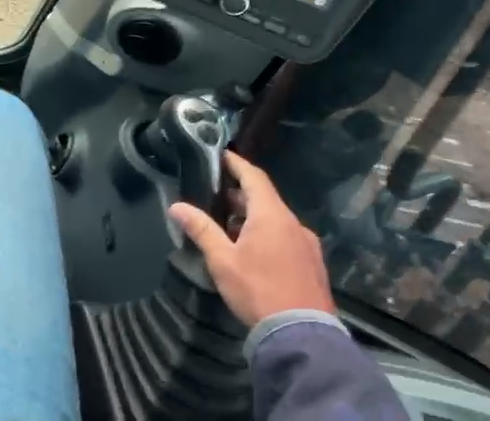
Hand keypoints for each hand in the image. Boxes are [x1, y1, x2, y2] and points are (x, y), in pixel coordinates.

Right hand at [169, 150, 334, 326]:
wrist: (302, 336)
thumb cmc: (258, 289)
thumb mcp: (222, 259)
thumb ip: (201, 229)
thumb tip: (176, 206)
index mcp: (272, 217)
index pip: (254, 178)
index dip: (236, 164)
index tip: (220, 154)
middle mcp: (294, 225)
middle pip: (264, 199)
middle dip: (238, 195)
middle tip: (212, 195)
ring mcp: (307, 247)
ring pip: (276, 220)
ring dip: (252, 217)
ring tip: (227, 225)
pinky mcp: (313, 266)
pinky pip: (286, 238)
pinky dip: (266, 233)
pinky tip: (250, 249)